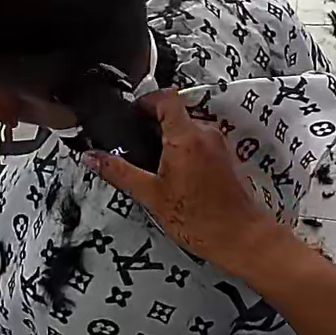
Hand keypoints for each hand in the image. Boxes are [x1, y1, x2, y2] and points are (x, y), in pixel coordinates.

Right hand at [82, 89, 297, 277]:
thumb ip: (120, 172)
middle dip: (155, 125)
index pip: (165, 97)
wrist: (240, 237)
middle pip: (177, 113)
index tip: (132, 114)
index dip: (145, 101)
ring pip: (190, 129)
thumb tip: (95, 157)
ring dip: (171, 140)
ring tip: (155, 166)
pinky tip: (177, 177)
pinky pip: (203, 143)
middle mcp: (207, 135)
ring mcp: (220, 145)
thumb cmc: (203, 220)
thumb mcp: (151, 195)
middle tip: (137, 145)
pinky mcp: (228, 158)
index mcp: (187, 137)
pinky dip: (187, 151)